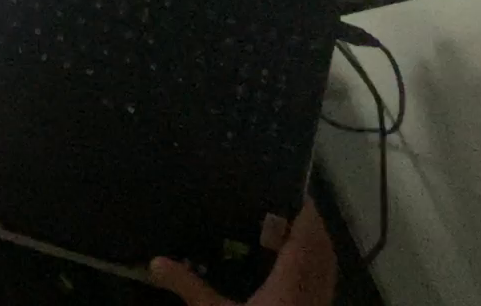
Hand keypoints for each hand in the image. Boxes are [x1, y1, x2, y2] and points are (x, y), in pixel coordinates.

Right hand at [150, 199, 335, 305]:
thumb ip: (188, 288)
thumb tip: (153, 261)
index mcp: (292, 286)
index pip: (307, 241)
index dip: (305, 213)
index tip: (293, 186)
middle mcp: (312, 296)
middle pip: (324, 253)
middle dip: (312, 226)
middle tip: (285, 199)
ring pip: (326, 271)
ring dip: (314, 246)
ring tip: (287, 226)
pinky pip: (320, 286)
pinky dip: (310, 267)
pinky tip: (286, 268)